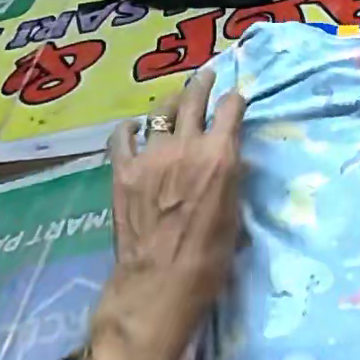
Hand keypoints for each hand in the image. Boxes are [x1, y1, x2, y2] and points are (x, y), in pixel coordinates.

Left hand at [92, 70, 247, 359]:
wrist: (158, 285)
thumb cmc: (208, 259)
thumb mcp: (234, 216)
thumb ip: (231, 179)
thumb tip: (233, 160)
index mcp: (219, 157)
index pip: (230, 109)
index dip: (235, 99)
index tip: (236, 97)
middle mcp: (186, 146)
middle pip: (193, 99)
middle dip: (202, 84)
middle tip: (206, 75)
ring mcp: (151, 155)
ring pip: (161, 112)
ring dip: (171, 102)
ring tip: (175, 98)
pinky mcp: (124, 169)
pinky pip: (123, 136)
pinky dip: (130, 128)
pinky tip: (134, 127)